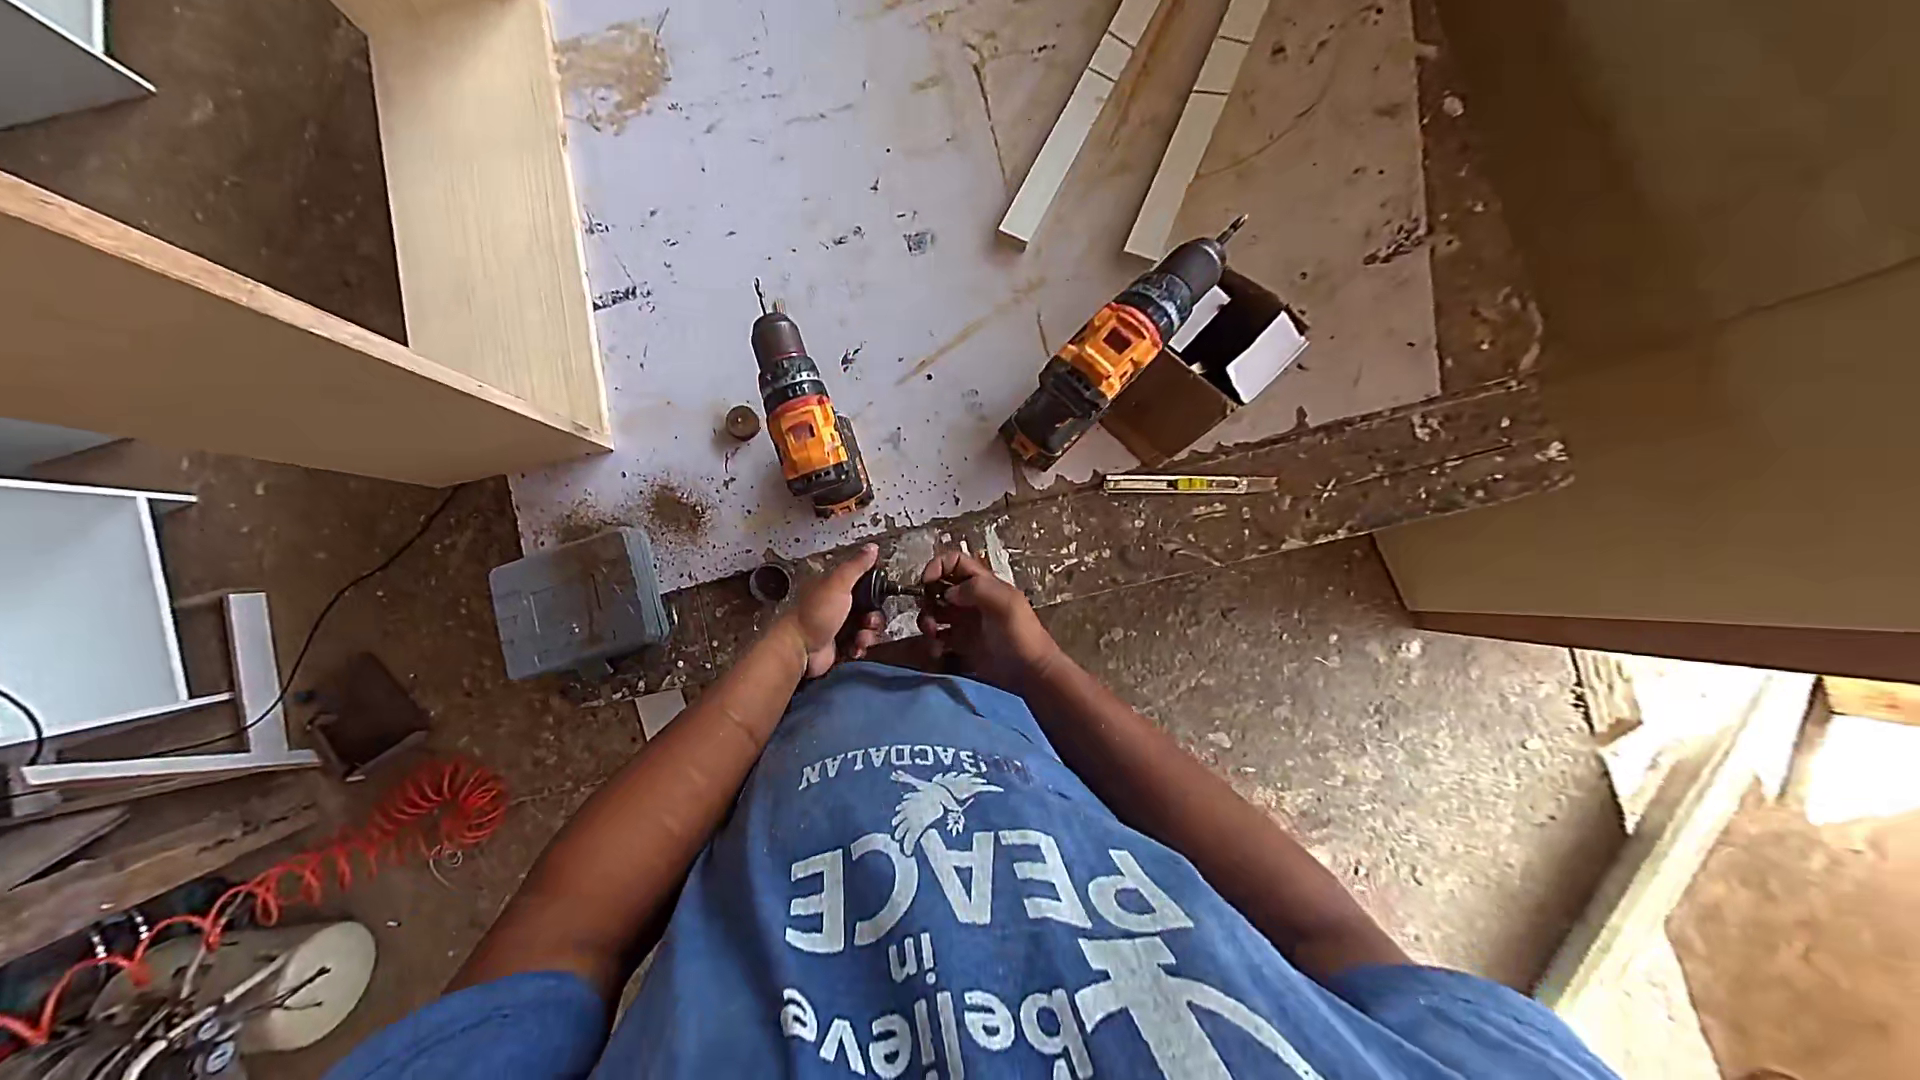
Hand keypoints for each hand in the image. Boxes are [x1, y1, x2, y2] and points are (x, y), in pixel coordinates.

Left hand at [774, 544, 884, 677]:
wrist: (800, 649)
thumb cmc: (813, 615)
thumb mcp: (838, 584)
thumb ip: (856, 566)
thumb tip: (871, 548)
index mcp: (834, 586)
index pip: (863, 584)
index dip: (873, 592)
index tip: (876, 599)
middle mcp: (836, 604)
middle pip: (869, 608)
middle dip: (873, 617)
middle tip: (867, 621)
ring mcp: (838, 625)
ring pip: (866, 628)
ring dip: (867, 634)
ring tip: (859, 638)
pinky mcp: (839, 643)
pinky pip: (859, 644)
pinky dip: (859, 647)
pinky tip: (854, 648)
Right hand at [917, 550, 1062, 693]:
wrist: (1030, 673)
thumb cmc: (1022, 635)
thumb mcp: (1005, 603)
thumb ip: (977, 589)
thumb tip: (948, 592)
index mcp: (983, 584)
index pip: (955, 562)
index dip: (938, 566)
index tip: (926, 582)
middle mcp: (970, 600)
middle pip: (938, 588)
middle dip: (927, 598)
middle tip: (930, 616)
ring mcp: (964, 623)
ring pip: (934, 613)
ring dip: (927, 621)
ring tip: (933, 635)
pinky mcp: (961, 645)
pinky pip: (937, 638)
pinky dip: (932, 642)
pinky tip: (938, 651)